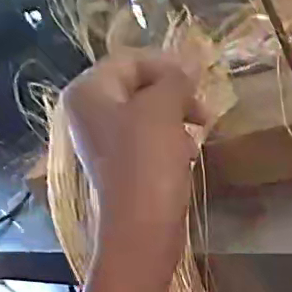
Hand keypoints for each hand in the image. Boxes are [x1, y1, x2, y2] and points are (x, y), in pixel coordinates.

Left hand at [62, 49, 207, 272]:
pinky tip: (187, 157)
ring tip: (198, 135)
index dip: (167, 66)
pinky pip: (148, 146)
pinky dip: (170, 145)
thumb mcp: (163, 110)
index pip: (129, 61)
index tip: (199, 81)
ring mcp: (106, 147)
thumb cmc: (147, 164)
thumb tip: (188, 65)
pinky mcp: (124, 172)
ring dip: (176, 122)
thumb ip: (175, 81)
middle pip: (138, 89)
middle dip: (173, 96)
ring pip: (146, 119)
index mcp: (88, 92)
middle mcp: (90, 115)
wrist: (144, 230)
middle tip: (203, 111)